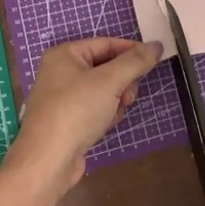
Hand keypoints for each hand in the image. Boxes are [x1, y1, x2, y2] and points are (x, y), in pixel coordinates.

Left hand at [5, 38, 162, 191]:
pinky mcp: (68, 119)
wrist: (48, 161)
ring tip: (115, 113)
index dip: (132, 51)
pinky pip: (96, 106)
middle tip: (129, 96)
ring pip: (104, 89)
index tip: (154, 61)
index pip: (107, 44)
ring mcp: (63, 97)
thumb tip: (156, 45)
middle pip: (106, 67)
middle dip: (123, 81)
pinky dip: (106, 113)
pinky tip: (106, 125)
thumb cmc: (76, 111)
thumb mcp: (110, 81)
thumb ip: (135, 61)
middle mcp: (61, 72)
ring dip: (116, 100)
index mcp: (65, 54)